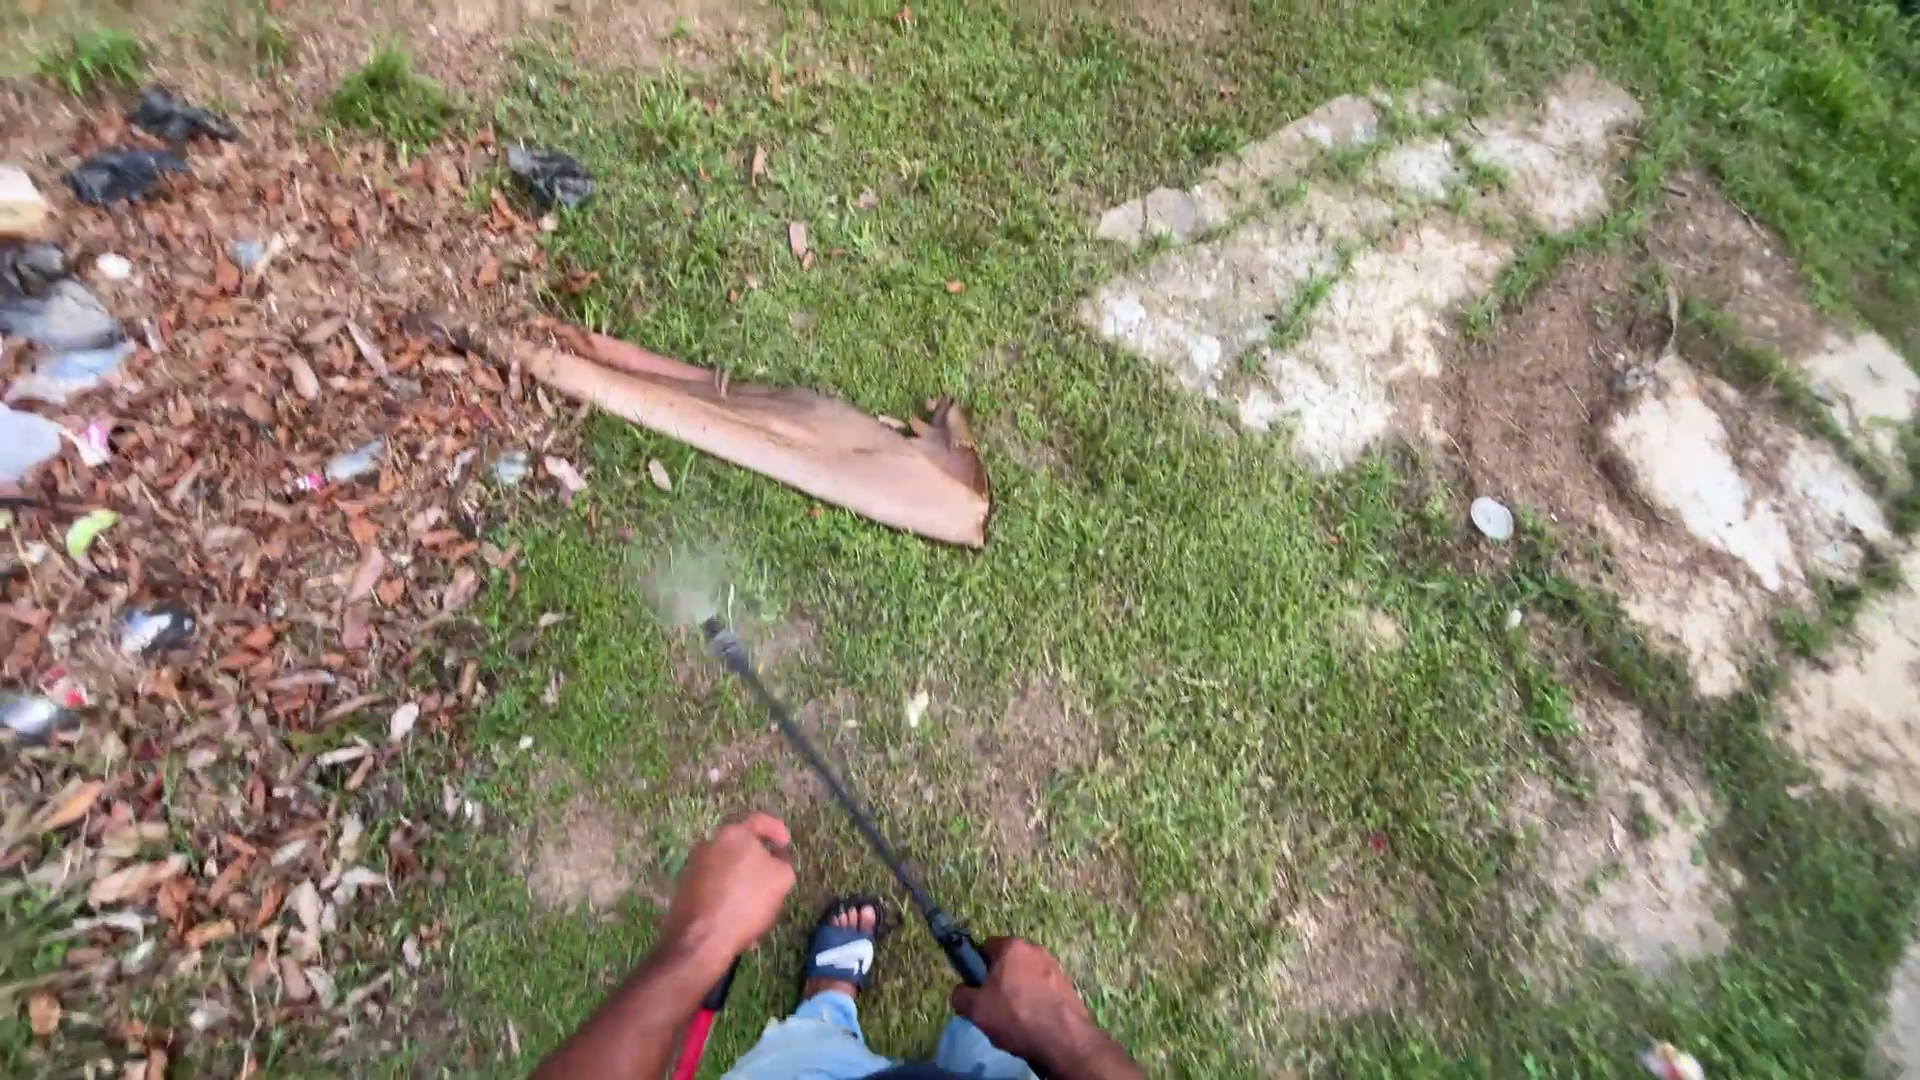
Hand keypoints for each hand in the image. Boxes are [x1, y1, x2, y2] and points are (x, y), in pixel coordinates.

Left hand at [659, 813, 795, 972]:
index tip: (785, 845)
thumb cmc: (745, 902)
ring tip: (755, 908)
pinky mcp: (683, 890)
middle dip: (758, 862)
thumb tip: (775, 857)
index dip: (776, 830)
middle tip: (771, 880)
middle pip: (741, 847)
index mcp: (733, 834)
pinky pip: (714, 887)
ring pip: (727, 870)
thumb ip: (783, 861)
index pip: (759, 821)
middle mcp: (709, 844)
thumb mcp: (782, 879)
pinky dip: (727, 897)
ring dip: (742, 883)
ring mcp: (693, 867)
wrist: (699, 941)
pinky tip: (736, 919)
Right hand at [950, 938, 1104, 1070]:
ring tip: (1018, 1019)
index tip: (979, 989)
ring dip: (1022, 991)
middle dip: (1002, 980)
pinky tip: (1036, 1022)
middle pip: (1009, 962)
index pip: (986, 947)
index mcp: (1011, 946)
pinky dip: (1039, 1001)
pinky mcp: (1068, 985)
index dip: (979, 968)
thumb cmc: (1015, 1016)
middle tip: (996, 1007)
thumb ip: (961, 995)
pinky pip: (1045, 989)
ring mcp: (1054, 966)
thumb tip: (961, 991)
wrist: (1062, 1039)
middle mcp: (1034, 948)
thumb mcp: (976, 1010)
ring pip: (1028, 976)